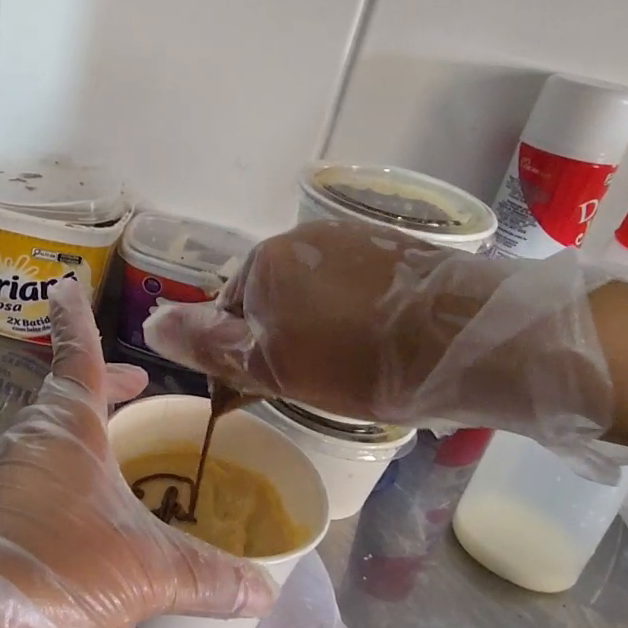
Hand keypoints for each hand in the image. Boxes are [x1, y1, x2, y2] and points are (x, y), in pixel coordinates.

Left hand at [0, 278, 275, 627]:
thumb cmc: (62, 568)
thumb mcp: (147, 572)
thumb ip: (207, 576)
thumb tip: (264, 591)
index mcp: (66, 427)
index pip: (76, 355)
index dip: (76, 319)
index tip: (65, 283)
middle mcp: (28, 441)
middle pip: (65, 398)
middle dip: (101, 388)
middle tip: (134, 388)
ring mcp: (2, 481)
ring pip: (48, 442)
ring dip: (83, 440)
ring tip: (120, 462)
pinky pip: (34, 484)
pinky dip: (64, 485)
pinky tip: (87, 522)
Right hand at [143, 219, 614, 456]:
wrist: (478, 339)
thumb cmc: (364, 362)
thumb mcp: (275, 368)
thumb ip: (209, 345)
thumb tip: (149, 322)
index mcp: (265, 260)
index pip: (230, 312)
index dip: (248, 356)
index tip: (278, 390)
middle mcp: (303, 236)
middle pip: (274, 298)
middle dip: (288, 339)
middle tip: (325, 385)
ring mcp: (356, 238)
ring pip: (318, 293)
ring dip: (326, 327)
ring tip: (364, 370)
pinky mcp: (402, 249)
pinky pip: (361, 287)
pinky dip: (364, 315)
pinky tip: (392, 346)